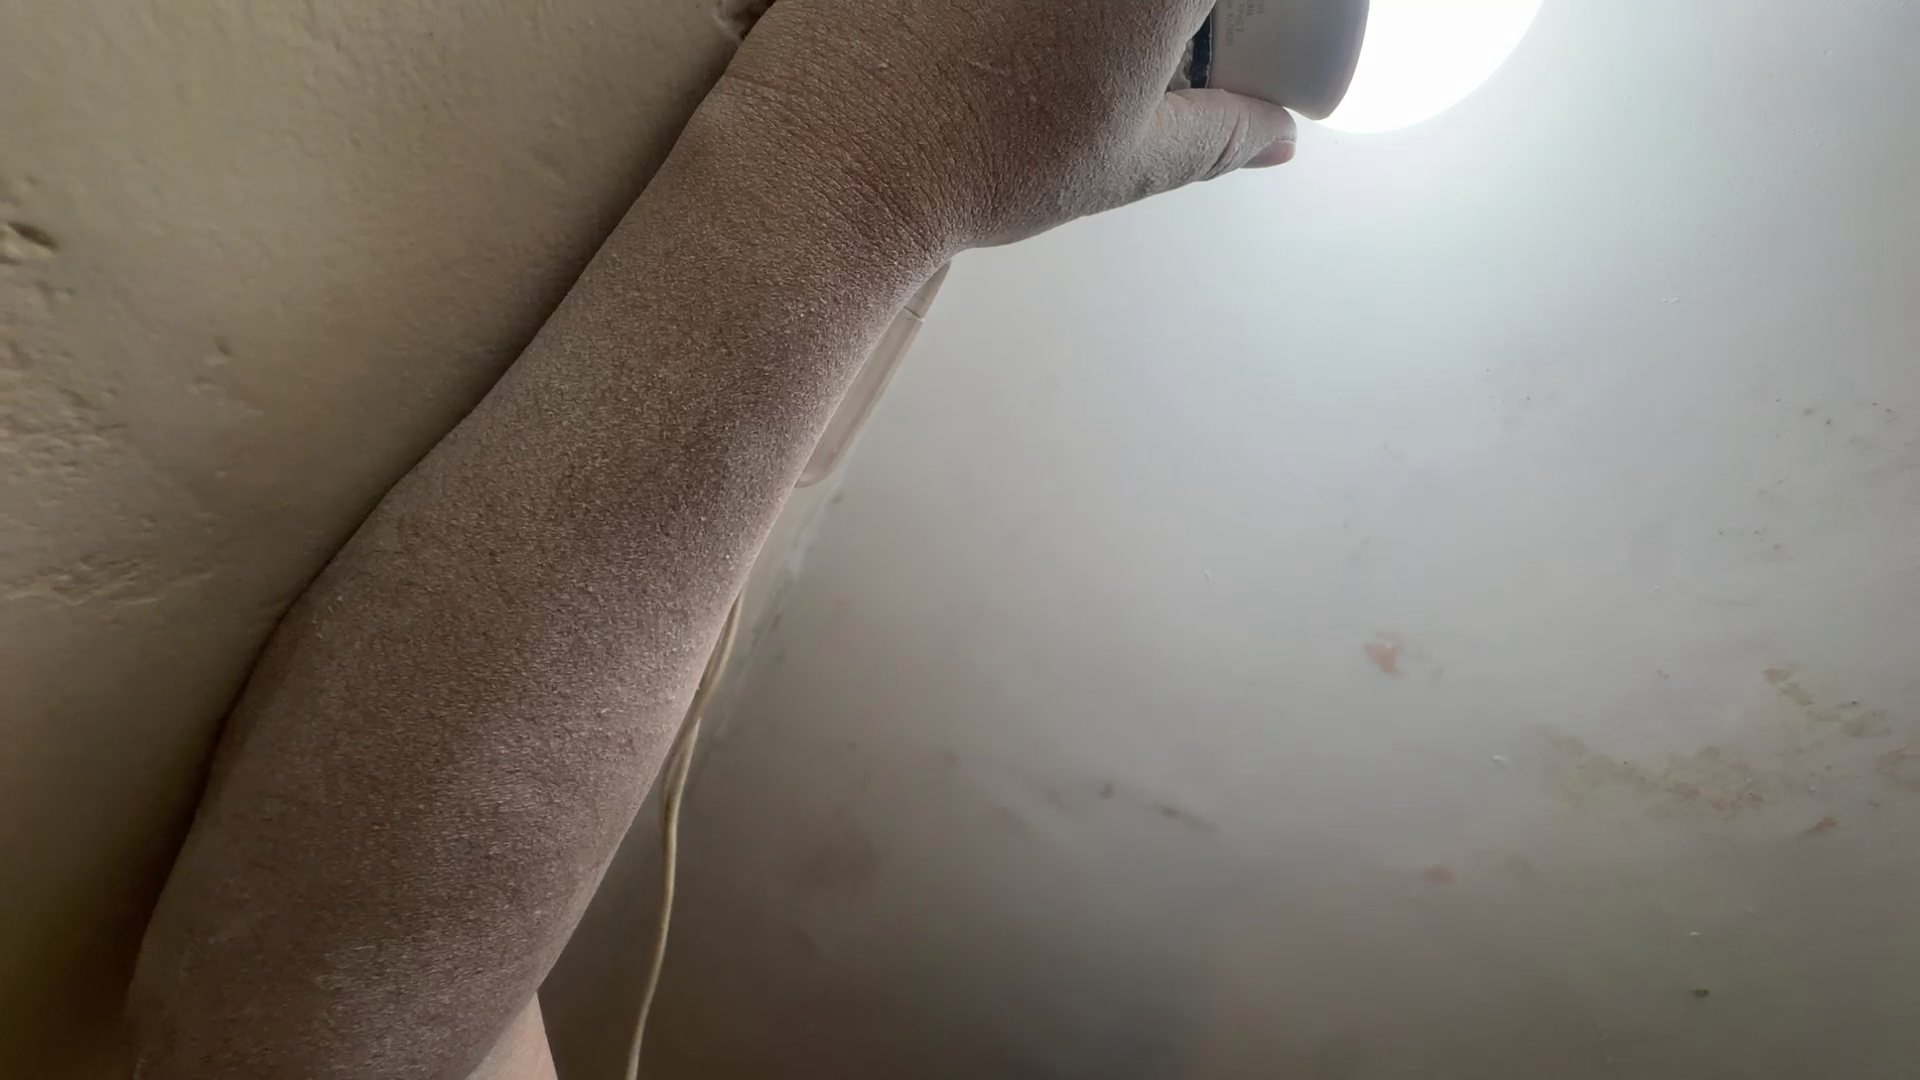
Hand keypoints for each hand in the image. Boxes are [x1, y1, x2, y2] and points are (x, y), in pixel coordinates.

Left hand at [688, 0, 1296, 262]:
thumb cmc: (983, 165)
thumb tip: (1276, 138)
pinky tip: (998, 27)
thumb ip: (1219, 138)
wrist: (848, 154)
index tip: (1206, 44)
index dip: (1239, 17)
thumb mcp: (1125, 163)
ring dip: (1090, 17)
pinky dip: (1026, 7)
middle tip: (1150, 48)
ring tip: (1054, 46)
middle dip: (1172, 20)